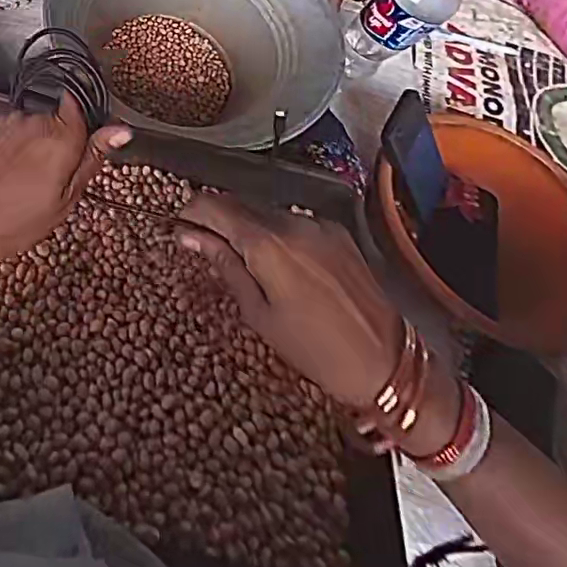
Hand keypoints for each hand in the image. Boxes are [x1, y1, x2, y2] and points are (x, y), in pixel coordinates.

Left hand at [0, 94, 130, 265]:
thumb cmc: (18, 221)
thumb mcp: (67, 198)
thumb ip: (93, 157)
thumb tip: (121, 130)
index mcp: (59, 137)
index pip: (83, 106)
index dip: (87, 125)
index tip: (85, 145)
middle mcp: (35, 121)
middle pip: (61, 118)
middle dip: (64, 140)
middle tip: (58, 175)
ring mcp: (11, 123)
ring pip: (39, 124)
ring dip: (41, 144)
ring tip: (32, 178)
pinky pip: (19, 130)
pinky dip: (22, 146)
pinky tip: (15, 173)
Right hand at [175, 191, 404, 409]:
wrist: (387, 363)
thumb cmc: (313, 349)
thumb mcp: (258, 312)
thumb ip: (224, 265)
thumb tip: (189, 236)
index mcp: (267, 244)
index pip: (214, 206)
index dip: (191, 212)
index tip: (178, 227)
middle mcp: (292, 222)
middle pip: (238, 203)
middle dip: (215, 218)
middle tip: (200, 243)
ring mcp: (317, 224)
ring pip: (264, 210)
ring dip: (244, 224)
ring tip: (238, 256)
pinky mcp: (337, 232)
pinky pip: (292, 221)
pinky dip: (273, 231)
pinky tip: (275, 260)